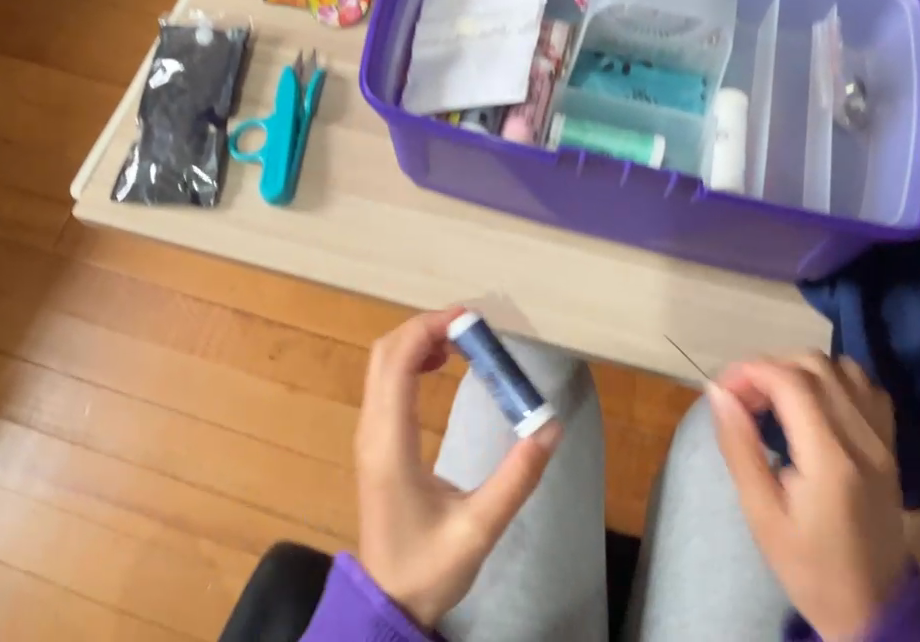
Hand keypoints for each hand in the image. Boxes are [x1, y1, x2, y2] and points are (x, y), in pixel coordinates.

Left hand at [355, 309, 561, 628]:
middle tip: (471, 325)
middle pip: (384, 353)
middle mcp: (371, 430)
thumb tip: (551, 427)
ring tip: (461, 339)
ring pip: (381, 364)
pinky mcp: (375, 441)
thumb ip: (518, 478)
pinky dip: (409, 360)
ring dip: (416, 341)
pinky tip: (440, 365)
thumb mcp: (481, 528)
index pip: (397, 364)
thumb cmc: (430, 569)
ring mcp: (368, 435)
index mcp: (390, 444)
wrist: (388, 600)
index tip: (469, 318)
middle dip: (424, 327)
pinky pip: (385, 382)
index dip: (428, 329)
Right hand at [707, 353, 908, 641]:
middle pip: (815, 366)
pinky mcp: (891, 447)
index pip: (791, 381)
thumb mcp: (760, 513)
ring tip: (774, 397)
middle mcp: (863, 440)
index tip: (723, 391)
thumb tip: (717, 391)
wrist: (872, 610)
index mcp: (830, 459)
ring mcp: (883, 441)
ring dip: (800, 370)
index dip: (750, 371)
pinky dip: (833, 381)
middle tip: (743, 397)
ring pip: (842, 368)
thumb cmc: (807, 567)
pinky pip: (866, 388)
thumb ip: (739, 446)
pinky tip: (811, 404)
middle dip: (770, 367)